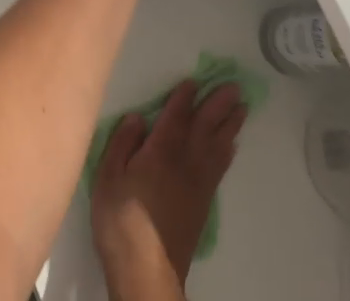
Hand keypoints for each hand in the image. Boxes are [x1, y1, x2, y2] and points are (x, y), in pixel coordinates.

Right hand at [91, 81, 247, 288]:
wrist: (148, 269)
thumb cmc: (121, 221)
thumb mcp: (107, 178)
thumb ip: (122, 144)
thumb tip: (139, 117)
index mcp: (160, 151)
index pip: (176, 116)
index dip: (185, 97)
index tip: (194, 80)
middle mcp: (185, 161)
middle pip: (205, 126)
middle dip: (218, 104)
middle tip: (234, 86)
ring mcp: (198, 182)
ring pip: (218, 145)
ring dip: (230, 125)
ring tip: (242, 108)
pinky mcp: (204, 201)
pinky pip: (220, 168)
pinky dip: (228, 152)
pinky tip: (231, 146)